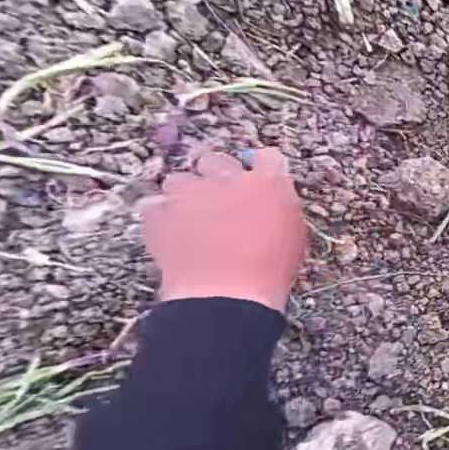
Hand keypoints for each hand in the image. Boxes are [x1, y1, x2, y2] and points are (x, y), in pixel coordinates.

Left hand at [142, 148, 306, 312]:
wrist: (226, 292)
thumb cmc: (270, 267)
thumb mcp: (293, 233)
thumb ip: (281, 204)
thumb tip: (273, 193)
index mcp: (268, 183)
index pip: (267, 157)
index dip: (260, 167)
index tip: (257, 177)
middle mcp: (228, 179)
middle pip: (217, 160)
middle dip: (216, 175)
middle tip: (220, 198)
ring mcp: (190, 193)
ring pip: (180, 180)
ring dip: (185, 195)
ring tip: (192, 218)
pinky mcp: (159, 212)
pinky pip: (155, 204)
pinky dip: (162, 215)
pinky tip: (174, 233)